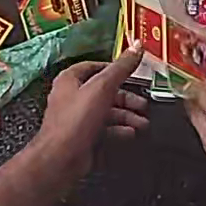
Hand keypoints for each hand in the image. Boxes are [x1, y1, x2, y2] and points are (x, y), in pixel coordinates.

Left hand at [27, 44, 150, 178]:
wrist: (61, 159)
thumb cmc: (76, 120)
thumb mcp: (102, 88)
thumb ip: (121, 68)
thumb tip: (137, 46)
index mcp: (70, 80)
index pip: (94, 67)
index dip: (114, 69)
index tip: (132, 73)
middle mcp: (71, 98)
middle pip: (104, 93)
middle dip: (127, 99)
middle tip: (143, 104)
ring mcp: (77, 120)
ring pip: (106, 114)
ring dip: (126, 117)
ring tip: (142, 123)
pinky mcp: (82, 139)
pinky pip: (104, 131)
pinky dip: (118, 131)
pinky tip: (130, 134)